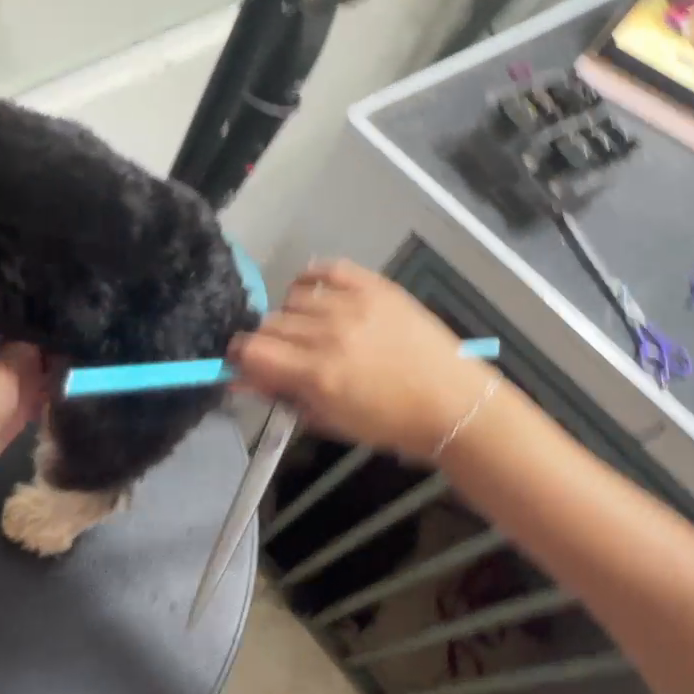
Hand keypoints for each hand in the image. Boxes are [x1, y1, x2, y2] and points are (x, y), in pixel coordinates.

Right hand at [229, 260, 496, 458]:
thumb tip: (241, 382)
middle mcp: (330, 334)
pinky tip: (315, 298)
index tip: (245, 367)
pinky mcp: (375, 287)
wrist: (453, 404)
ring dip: (289, 317)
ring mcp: (353, 306)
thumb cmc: (389, 424)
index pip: (252, 351)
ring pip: (291, 299)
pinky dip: (311, 281)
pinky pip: (326, 269)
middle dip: (265, 343)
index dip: (240, 359)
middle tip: (281, 358)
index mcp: (317, 374)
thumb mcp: (328, 420)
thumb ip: (282, 396)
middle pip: (269, 325)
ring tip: (307, 332)